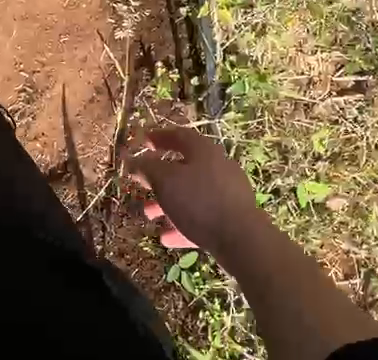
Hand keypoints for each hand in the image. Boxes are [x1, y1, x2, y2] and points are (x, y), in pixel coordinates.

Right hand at [126, 125, 263, 256]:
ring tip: (149, 214)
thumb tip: (133, 161)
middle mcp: (218, 167)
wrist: (243, 241)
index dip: (159, 137)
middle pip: (184, 167)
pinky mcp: (234, 219)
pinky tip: (167, 239)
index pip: (178, 135)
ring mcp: (228, 194)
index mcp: (203, 150)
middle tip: (142, 184)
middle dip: (160, 178)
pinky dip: (184, 223)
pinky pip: (203, 216)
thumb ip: (146, 168)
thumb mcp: (164, 180)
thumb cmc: (198, 200)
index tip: (143, 143)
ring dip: (169, 202)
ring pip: (192, 194)